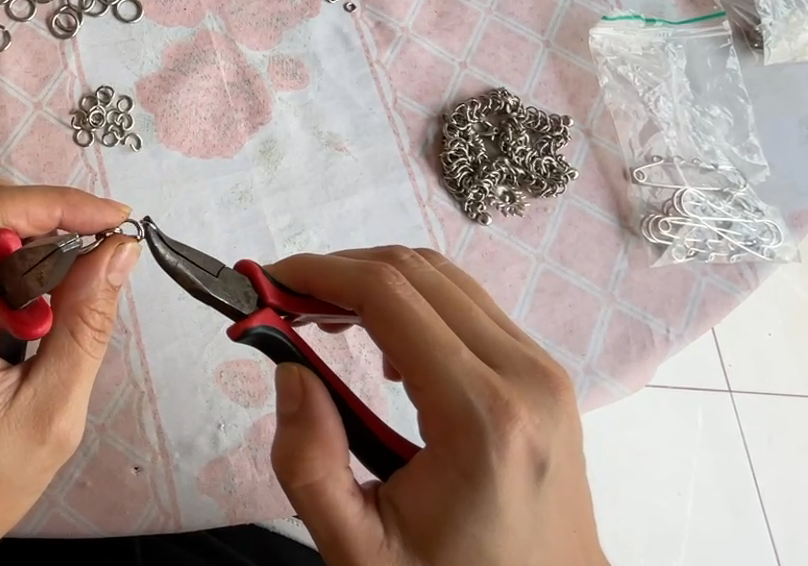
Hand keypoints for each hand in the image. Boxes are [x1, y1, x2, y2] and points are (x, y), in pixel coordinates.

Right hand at [267, 248, 608, 565]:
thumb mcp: (358, 549)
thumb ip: (307, 463)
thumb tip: (291, 370)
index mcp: (481, 416)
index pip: (386, 294)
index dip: (316, 273)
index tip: (265, 285)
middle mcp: (522, 375)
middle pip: (410, 270)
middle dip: (334, 270)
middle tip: (284, 304)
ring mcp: (541, 369)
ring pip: (438, 275)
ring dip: (369, 279)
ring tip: (323, 319)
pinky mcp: (543, 374)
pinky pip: (463, 302)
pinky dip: (407, 299)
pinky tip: (381, 343)